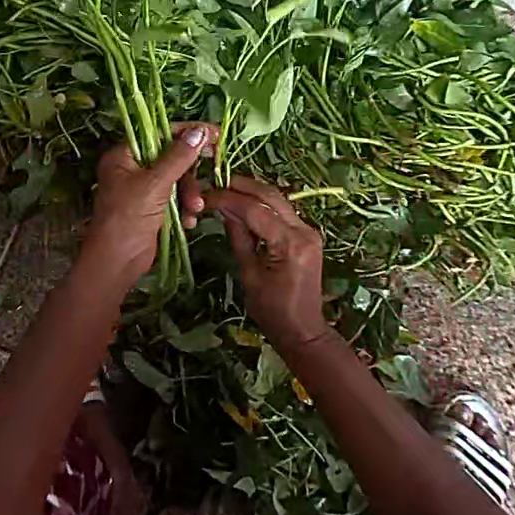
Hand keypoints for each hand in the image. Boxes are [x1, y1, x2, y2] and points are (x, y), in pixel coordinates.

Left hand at [78, 122, 214, 284]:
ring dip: (190, 193)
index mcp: (124, 155)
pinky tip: (189, 220)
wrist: (116, 262)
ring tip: (194, 208)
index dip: (187, 131)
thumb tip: (200, 131)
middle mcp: (132, 168)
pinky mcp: (152, 208)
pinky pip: (175, 198)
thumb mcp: (155, 184)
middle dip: (190, 172)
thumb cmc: (128, 218)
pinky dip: (184, 207)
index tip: (213, 133)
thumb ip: (178, 157)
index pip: (158, 133)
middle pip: (171, 157)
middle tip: (214, 167)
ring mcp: (142, 189)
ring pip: (177, 179)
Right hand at [203, 176, 330, 347]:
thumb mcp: (249, 274)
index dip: (228, 199)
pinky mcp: (307, 234)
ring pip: (278, 200)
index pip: (255, 210)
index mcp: (289, 243)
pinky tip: (244, 205)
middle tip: (215, 183)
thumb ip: (239, 238)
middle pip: (270, 196)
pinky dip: (262, 205)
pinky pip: (282, 212)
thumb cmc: (272, 311)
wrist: (303, 330)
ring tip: (226, 190)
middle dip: (242, 186)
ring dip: (252, 192)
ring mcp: (308, 231)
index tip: (206, 196)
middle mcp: (303, 230)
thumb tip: (224, 210)